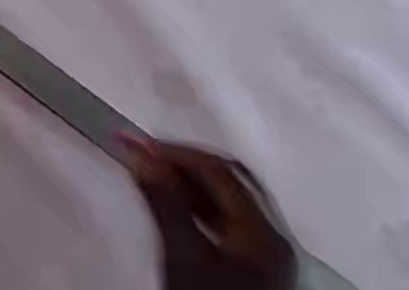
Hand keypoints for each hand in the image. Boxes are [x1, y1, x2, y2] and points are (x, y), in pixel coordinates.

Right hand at [121, 137, 298, 289]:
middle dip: (185, 160)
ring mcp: (267, 254)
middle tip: (147, 154)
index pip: (218, 171)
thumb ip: (163, 201)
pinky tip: (174, 200)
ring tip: (154, 172)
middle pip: (230, 179)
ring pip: (230, 196)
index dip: (175, 152)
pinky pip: (228, 216)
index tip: (136, 144)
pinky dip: (198, 199)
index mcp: (262, 233)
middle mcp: (272, 239)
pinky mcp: (255, 265)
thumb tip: (139, 155)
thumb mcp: (182, 254)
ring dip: (190, 178)